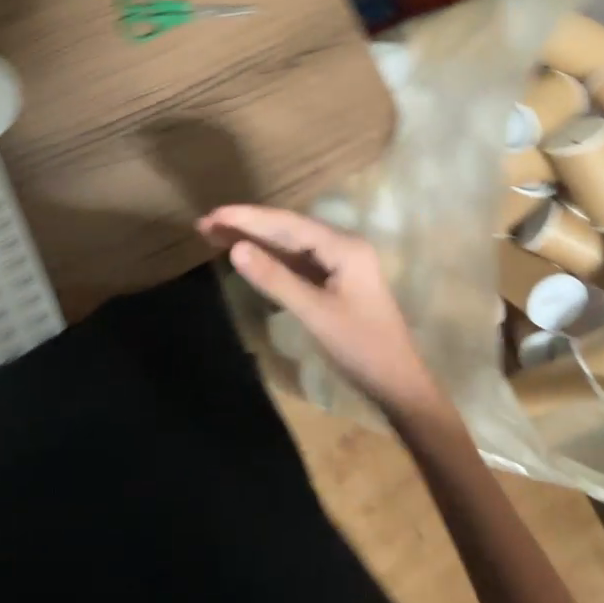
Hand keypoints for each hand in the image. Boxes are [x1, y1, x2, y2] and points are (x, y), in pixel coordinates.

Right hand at [198, 205, 430, 408]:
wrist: (399, 385)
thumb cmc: (361, 348)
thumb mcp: (314, 313)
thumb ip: (274, 279)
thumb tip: (234, 248)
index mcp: (344, 246)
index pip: (286, 223)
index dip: (246, 218)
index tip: (210, 216)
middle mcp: (342, 245)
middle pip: (286, 228)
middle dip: (245, 225)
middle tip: (204, 224)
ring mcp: (339, 262)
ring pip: (289, 243)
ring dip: (254, 239)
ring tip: (214, 235)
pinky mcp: (333, 280)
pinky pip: (295, 260)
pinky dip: (268, 257)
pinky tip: (247, 256)